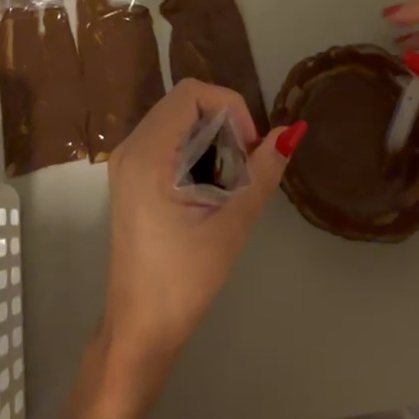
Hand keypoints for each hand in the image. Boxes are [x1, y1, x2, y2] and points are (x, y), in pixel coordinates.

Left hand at [63, 78, 302, 418]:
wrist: (141, 325)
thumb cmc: (184, 278)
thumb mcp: (231, 223)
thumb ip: (262, 172)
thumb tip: (291, 132)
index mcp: (148, 154)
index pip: (191, 93)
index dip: (230, 107)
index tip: (250, 147)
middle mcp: (131, 148)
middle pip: (184, 102)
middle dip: (224, 122)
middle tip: (245, 166)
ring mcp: (127, 161)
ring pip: (177, 119)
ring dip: (212, 136)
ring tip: (231, 181)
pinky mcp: (132, 176)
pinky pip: (168, 139)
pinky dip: (196, 149)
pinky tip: (211, 188)